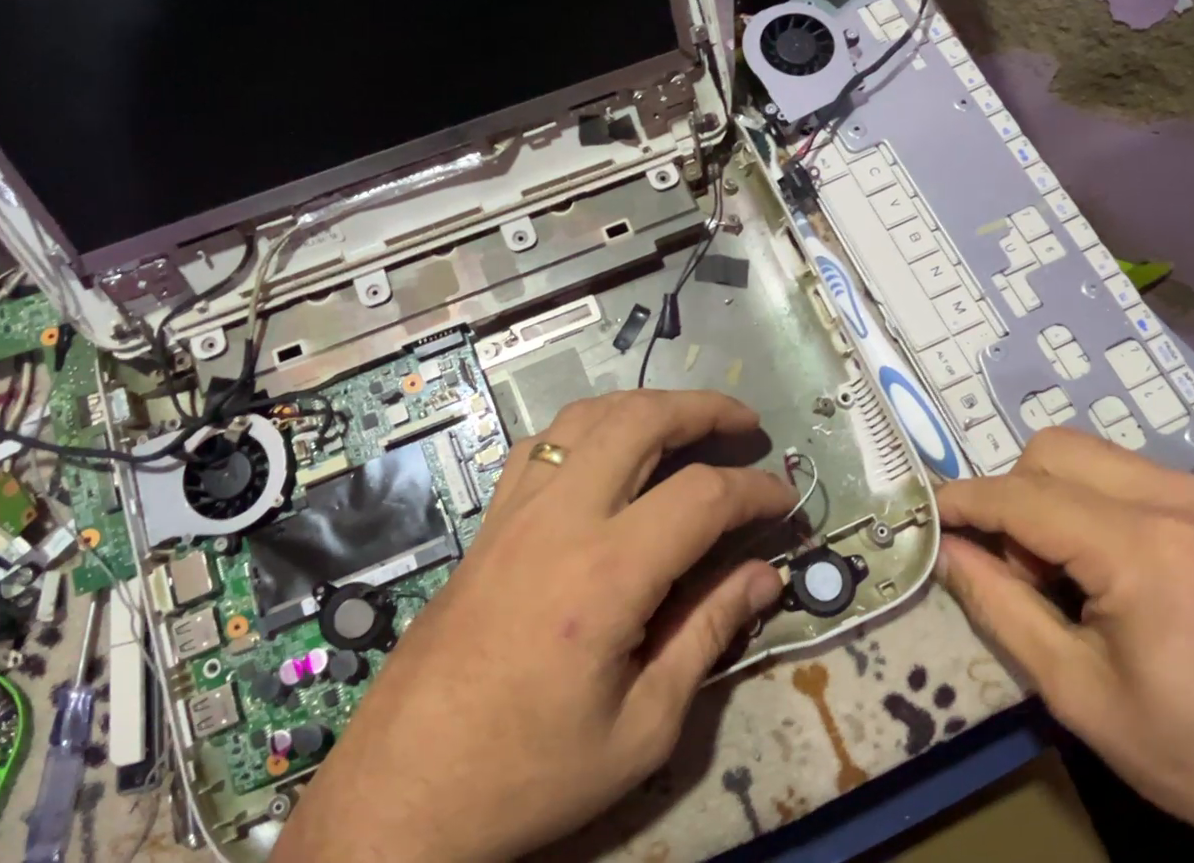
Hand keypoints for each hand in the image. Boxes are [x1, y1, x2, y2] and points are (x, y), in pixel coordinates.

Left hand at [275, 390, 796, 862]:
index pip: (701, 496)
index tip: (786, 503)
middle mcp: (559, 520)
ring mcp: (514, 514)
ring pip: (583, 418)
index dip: (755, 491)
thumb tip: (764, 576)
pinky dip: (586, 429)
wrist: (408, 786)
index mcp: (607, 573)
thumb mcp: (643, 726)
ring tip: (683, 423)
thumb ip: (707, 635)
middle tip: (744, 425)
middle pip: (638, 420)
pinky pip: (539, 447)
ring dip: (642, 406)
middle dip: (702, 409)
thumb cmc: (531, 771)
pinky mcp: (487, 525)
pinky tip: (605, 454)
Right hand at [935, 428, 1193, 862]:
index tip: (930, 517)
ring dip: (1078, 505)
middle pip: (1063, 449)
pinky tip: (1164, 584)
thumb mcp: (1083, 696)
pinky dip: (1137, 516)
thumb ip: (1001, 608)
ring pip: (1119, 462)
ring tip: (1098, 583)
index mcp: (1147, 550)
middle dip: (1019, 495)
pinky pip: (1177, 487)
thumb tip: (948, 551)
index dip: (964, 502)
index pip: (1022, 495)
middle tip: (1031, 571)